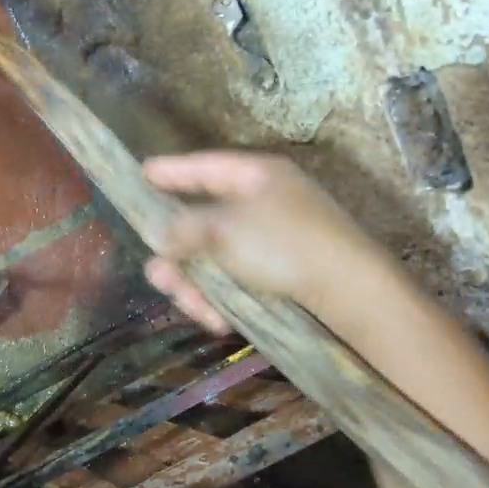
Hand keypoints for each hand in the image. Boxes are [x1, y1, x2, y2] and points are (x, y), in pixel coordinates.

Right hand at [140, 151, 397, 332]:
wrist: (346, 290)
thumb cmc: (285, 245)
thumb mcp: (223, 230)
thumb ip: (182, 228)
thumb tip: (156, 232)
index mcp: (255, 177)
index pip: (204, 167)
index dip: (171, 172)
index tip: (142, 174)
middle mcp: (260, 204)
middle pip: (198, 225)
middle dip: (177, 259)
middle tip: (160, 278)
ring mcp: (267, 241)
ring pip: (209, 262)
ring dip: (195, 288)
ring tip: (198, 309)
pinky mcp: (273, 274)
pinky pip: (230, 282)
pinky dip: (220, 300)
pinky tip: (219, 320)